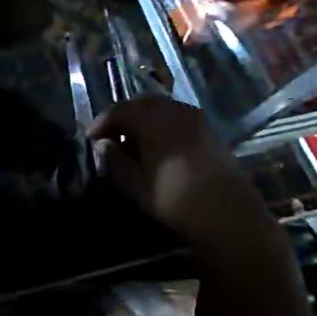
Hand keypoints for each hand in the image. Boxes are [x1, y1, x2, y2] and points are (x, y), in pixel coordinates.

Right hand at [89, 96, 249, 238]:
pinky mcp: (208, 130)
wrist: (225, 210)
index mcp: (153, 120)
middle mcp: (174, 110)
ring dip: (143, 121)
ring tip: (132, 144)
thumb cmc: (173, 198)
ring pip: (162, 110)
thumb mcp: (135, 183)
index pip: (120, 110)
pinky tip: (157, 147)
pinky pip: (177, 118)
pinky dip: (162, 126)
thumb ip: (115, 160)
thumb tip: (103, 146)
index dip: (102, 123)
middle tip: (110, 138)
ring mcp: (195, 118)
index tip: (90, 139)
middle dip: (123, 118)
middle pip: (142, 104)